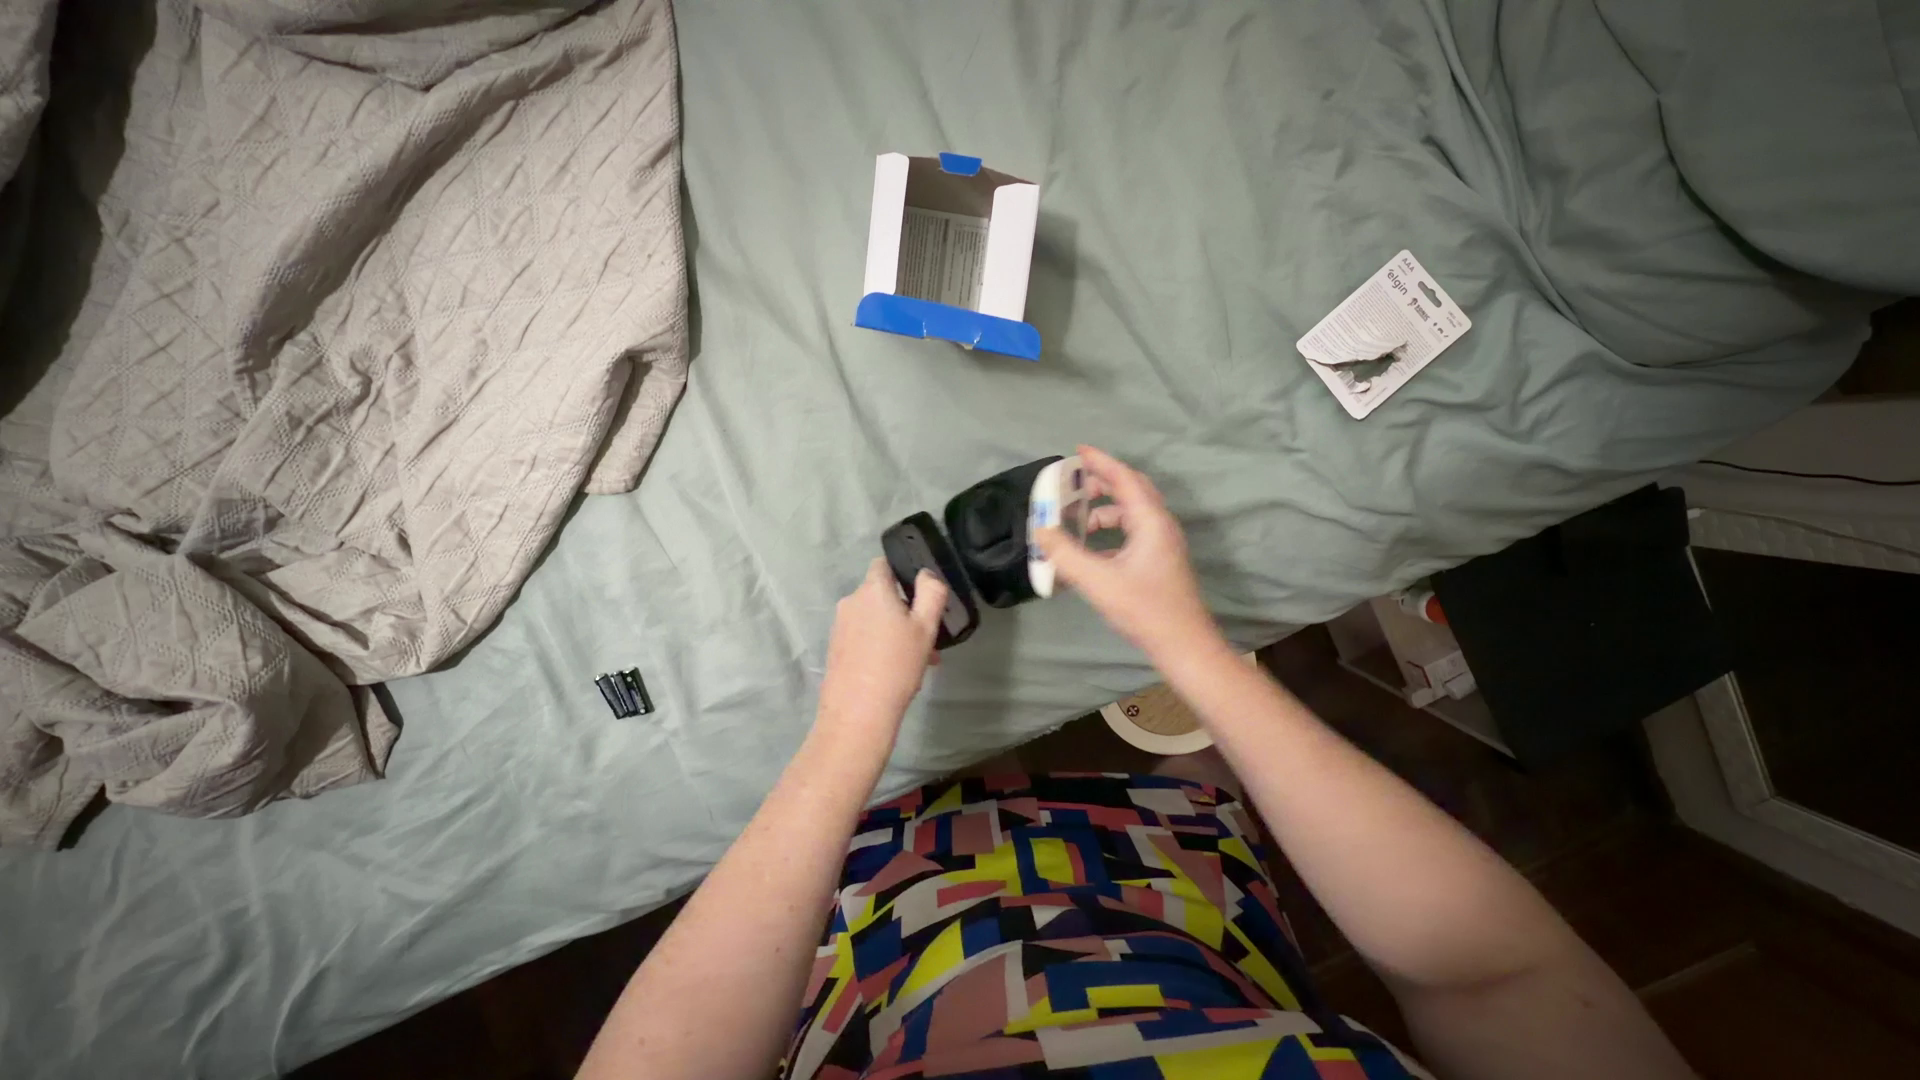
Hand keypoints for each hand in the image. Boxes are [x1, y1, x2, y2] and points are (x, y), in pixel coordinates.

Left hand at [815, 558, 948, 740]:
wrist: (857, 711)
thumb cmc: (897, 664)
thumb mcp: (926, 627)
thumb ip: (931, 593)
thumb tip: (926, 573)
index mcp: (873, 590)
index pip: (883, 564)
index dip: (902, 572)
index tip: (920, 593)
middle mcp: (851, 602)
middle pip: (880, 595)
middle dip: (903, 610)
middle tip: (927, 638)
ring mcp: (839, 625)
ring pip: (873, 619)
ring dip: (894, 631)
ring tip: (916, 661)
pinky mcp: (835, 648)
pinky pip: (862, 637)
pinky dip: (878, 645)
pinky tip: (895, 672)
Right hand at [1035, 445, 1222, 664]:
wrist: (1183, 645)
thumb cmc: (1144, 609)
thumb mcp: (1098, 581)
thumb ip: (1065, 554)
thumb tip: (1040, 531)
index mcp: (1150, 521)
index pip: (1124, 478)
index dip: (1100, 462)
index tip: (1077, 450)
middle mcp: (1160, 526)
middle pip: (1131, 491)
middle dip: (1101, 482)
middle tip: (1072, 483)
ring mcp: (1162, 545)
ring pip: (1131, 514)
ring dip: (1103, 511)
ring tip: (1075, 520)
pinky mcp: (1159, 563)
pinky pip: (1132, 534)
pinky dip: (1110, 533)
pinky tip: (1089, 552)